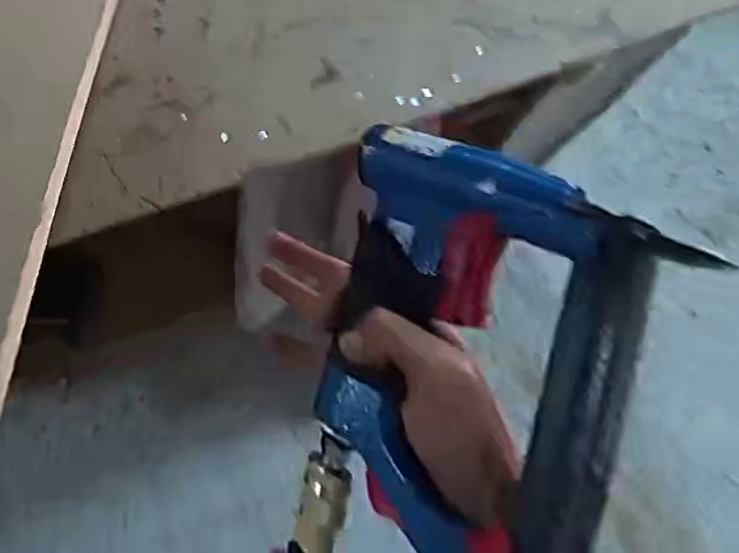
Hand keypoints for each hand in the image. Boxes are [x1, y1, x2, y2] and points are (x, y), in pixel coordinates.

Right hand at [261, 232, 521, 527]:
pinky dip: (294, 350)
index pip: (364, 281)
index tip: (309, 243)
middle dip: (304, 267)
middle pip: (338, 295)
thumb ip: (392, 337)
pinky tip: (270, 341)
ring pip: (323, 324)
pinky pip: (318, 366)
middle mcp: (389, 339)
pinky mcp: (355, 398)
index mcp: (413, 326)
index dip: (330, 260)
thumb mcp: (441, 373)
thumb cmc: (463, 428)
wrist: (476, 497)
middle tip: (271, 242)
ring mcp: (370, 369)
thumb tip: (342, 336)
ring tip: (263, 276)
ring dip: (293, 299)